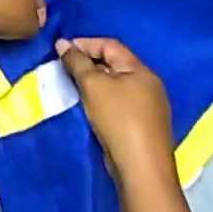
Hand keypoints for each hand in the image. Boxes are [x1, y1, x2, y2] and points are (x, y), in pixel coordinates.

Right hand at [58, 38, 173, 179]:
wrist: (142, 168)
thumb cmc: (118, 118)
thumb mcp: (91, 84)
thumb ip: (76, 61)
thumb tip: (63, 43)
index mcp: (141, 71)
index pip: (110, 45)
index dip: (84, 43)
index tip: (62, 51)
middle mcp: (149, 84)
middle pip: (114, 62)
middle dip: (88, 62)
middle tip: (66, 68)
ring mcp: (150, 105)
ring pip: (116, 82)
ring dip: (95, 80)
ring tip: (75, 85)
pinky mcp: (145, 123)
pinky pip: (121, 99)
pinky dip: (104, 96)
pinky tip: (91, 104)